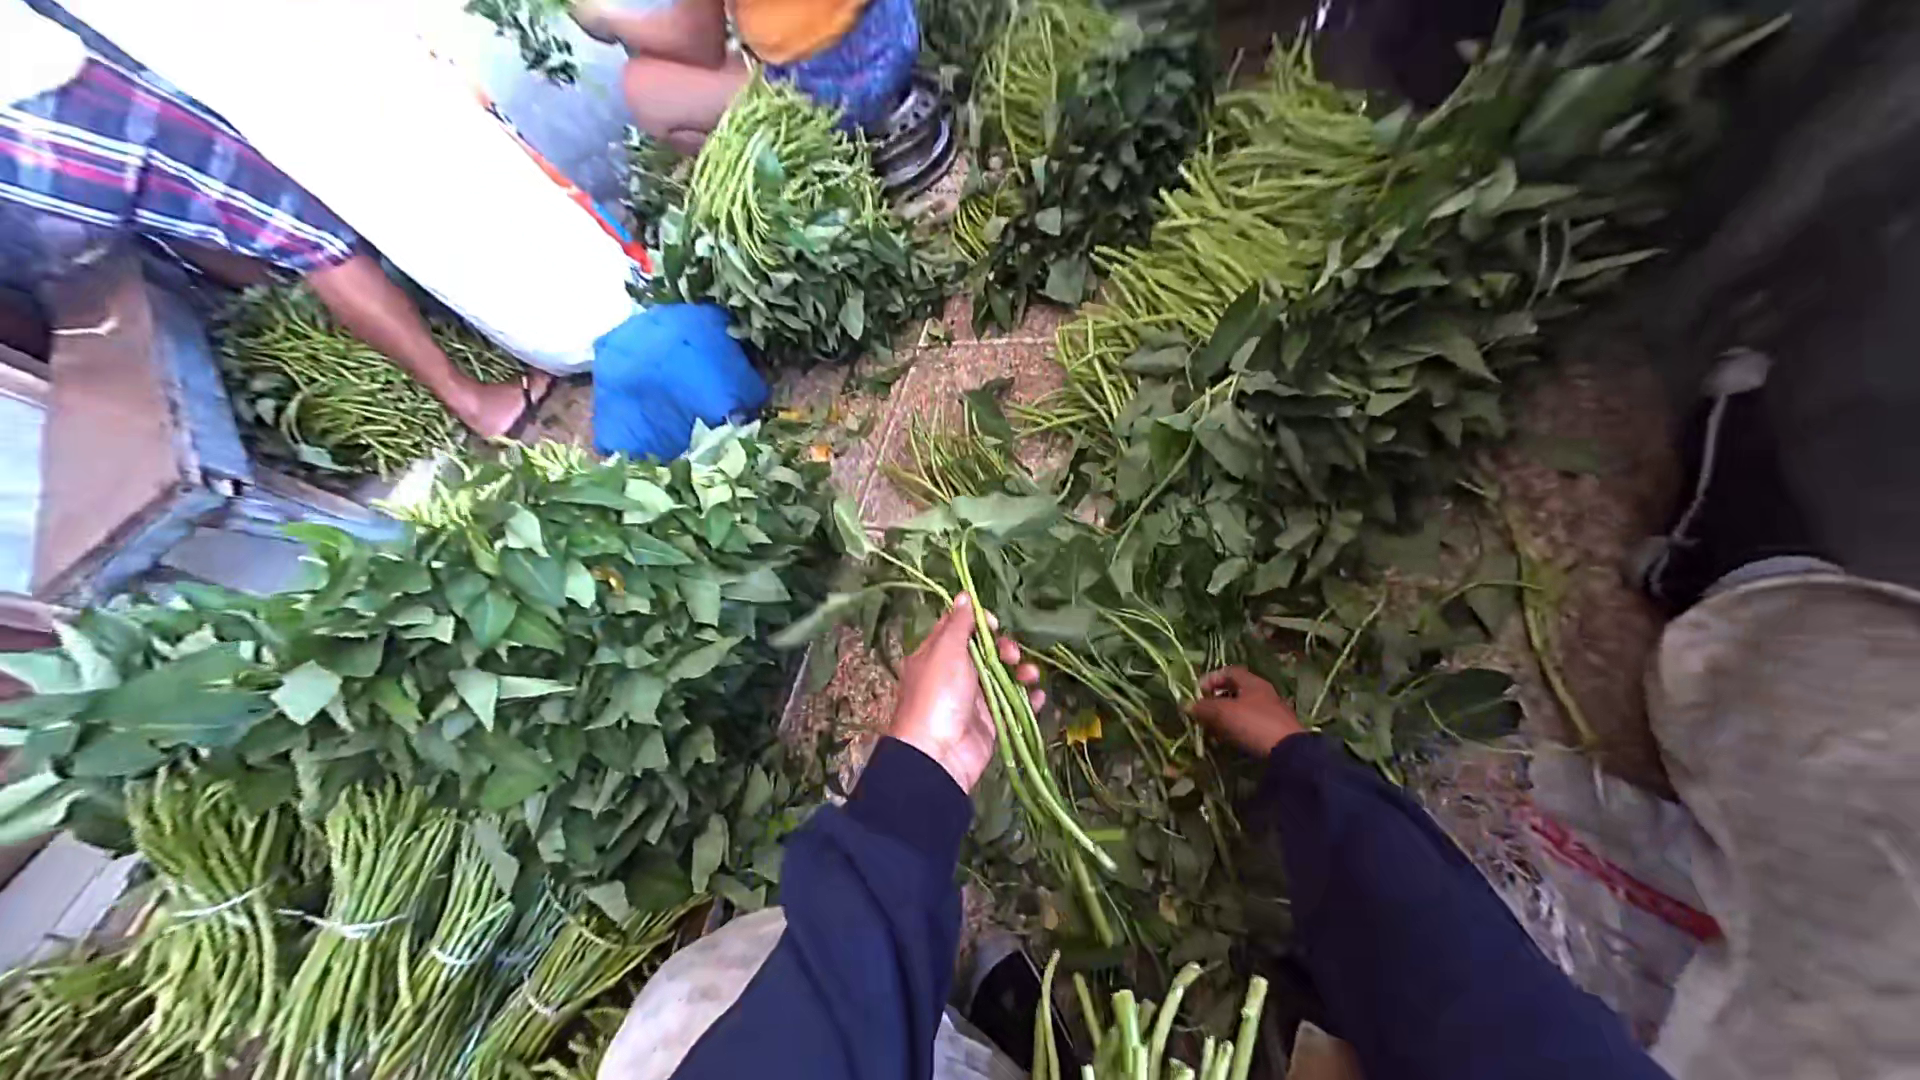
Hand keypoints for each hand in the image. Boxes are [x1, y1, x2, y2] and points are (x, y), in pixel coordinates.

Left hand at [889, 594, 1041, 793]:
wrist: (938, 754)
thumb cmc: (938, 694)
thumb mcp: (946, 650)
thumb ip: (959, 624)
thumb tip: (964, 595)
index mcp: (936, 654)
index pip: (959, 629)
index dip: (978, 622)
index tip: (994, 623)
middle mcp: (954, 674)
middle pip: (986, 652)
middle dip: (1005, 649)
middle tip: (1011, 655)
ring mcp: (973, 700)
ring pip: (1003, 677)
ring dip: (1020, 672)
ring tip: (1030, 675)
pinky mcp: (990, 723)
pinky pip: (1013, 705)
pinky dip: (1027, 699)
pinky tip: (1037, 696)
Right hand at [1187, 666, 1303, 755]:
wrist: (1290, 754)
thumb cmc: (1253, 724)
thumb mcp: (1221, 712)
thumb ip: (1202, 707)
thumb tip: (1187, 705)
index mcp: (1253, 683)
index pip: (1228, 671)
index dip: (1210, 679)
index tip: (1197, 692)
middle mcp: (1264, 694)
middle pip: (1235, 691)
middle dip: (1216, 700)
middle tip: (1203, 712)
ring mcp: (1272, 714)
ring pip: (1242, 710)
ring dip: (1225, 717)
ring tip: (1213, 729)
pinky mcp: (1276, 732)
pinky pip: (1251, 726)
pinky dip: (1237, 730)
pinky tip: (1229, 740)